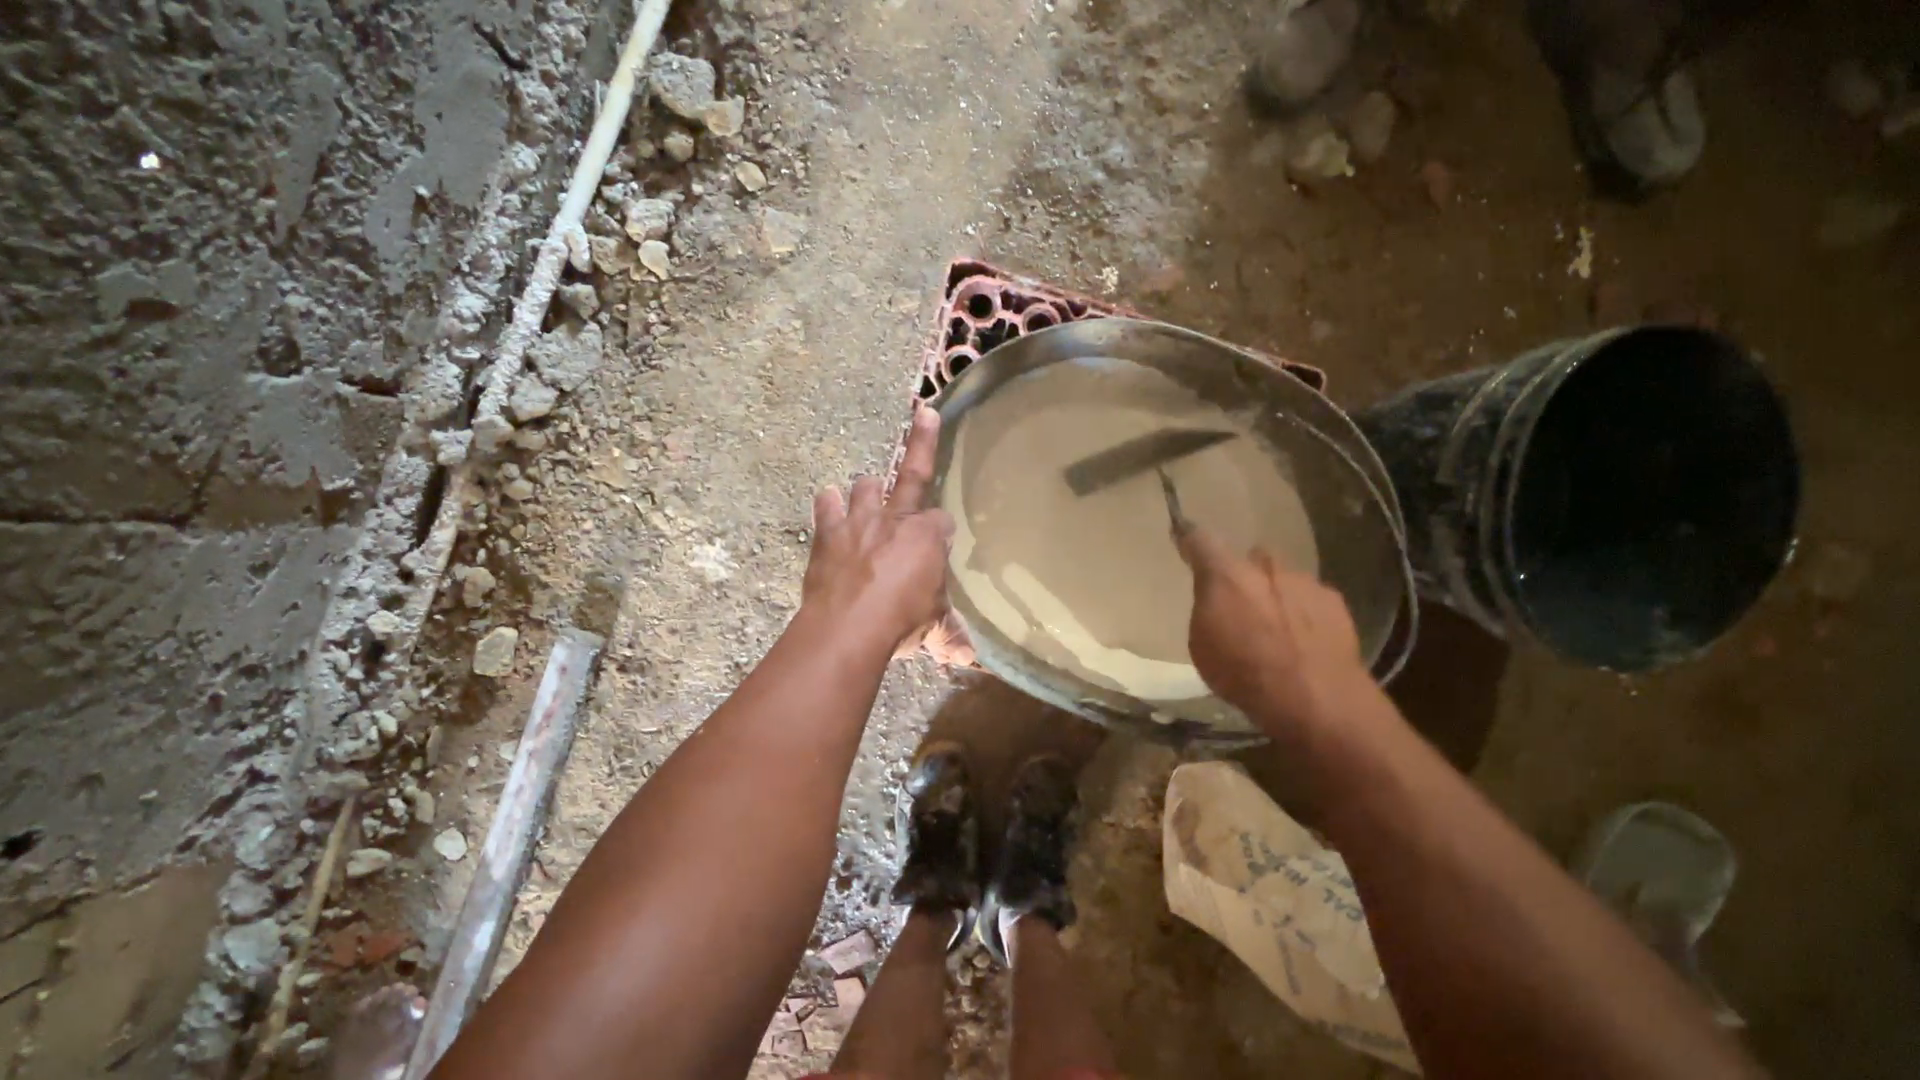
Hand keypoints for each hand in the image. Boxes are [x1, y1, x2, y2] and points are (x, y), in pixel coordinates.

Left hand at [801, 406, 955, 648]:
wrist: (848, 628)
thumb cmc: (899, 623)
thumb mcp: (932, 628)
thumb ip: (948, 635)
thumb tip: (967, 657)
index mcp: (928, 537)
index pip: (942, 523)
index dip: (941, 534)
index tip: (939, 546)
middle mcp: (895, 518)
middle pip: (912, 472)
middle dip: (923, 440)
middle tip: (924, 413)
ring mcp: (858, 521)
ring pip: (864, 486)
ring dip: (866, 490)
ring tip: (865, 495)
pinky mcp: (827, 533)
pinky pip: (827, 507)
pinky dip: (828, 505)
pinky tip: (828, 502)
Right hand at [1176, 526, 1370, 736]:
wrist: (1315, 696)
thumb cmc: (1245, 673)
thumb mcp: (1203, 646)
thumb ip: (1207, 609)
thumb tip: (1212, 594)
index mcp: (1227, 575)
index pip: (1201, 540)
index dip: (1190, 539)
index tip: (1184, 538)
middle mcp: (1266, 567)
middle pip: (1251, 559)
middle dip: (1245, 575)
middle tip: (1240, 605)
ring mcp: (1305, 582)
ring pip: (1284, 579)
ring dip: (1277, 597)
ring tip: (1277, 631)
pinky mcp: (1335, 602)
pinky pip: (1311, 599)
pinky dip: (1305, 614)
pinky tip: (1304, 642)